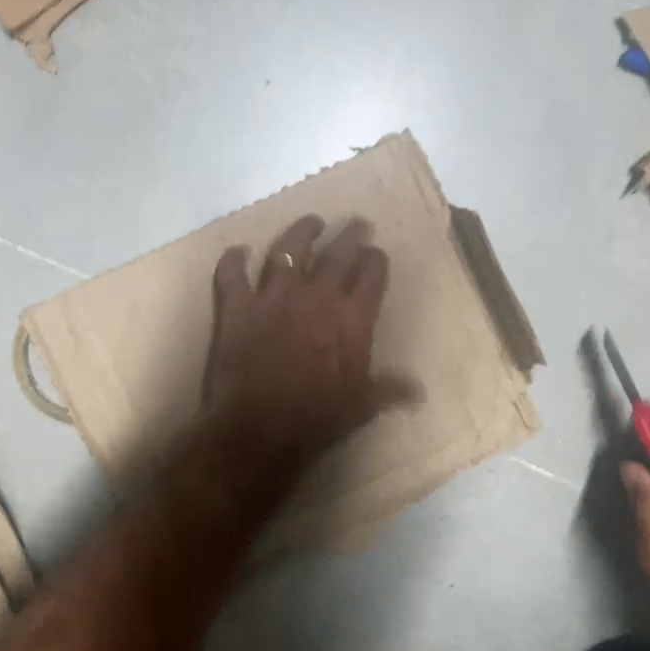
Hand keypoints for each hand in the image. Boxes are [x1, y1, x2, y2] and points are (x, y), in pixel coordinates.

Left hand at [202, 215, 416, 470]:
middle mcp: (316, 296)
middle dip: (350, 235)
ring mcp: (273, 297)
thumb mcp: (362, 406)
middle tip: (357, 223)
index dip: (376, 260)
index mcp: (352, 317)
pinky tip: (238, 250)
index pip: (372, 274)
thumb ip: (388, 390)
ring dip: (301, 232)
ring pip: (288, 249)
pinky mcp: (237, 307)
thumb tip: (418, 391)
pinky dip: (233, 260)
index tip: (377, 255)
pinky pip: (232, 274)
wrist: (259, 428)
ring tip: (311, 222)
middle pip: (338, 253)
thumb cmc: (317, 419)